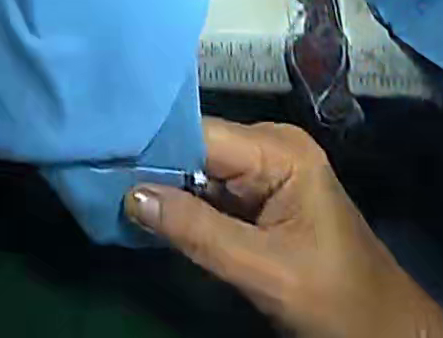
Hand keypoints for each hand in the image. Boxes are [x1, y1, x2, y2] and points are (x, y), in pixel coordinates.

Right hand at [125, 118, 442, 337]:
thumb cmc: (342, 307)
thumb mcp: (269, 275)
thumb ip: (199, 233)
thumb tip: (129, 195)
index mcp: (278, 149)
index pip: (198, 134)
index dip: (151, 146)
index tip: (104, 154)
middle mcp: (266, 143)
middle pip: (192, 145)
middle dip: (152, 165)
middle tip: (100, 174)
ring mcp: (260, 164)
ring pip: (193, 164)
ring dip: (161, 183)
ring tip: (112, 186)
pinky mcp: (254, 188)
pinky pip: (204, 184)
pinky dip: (178, 198)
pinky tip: (147, 204)